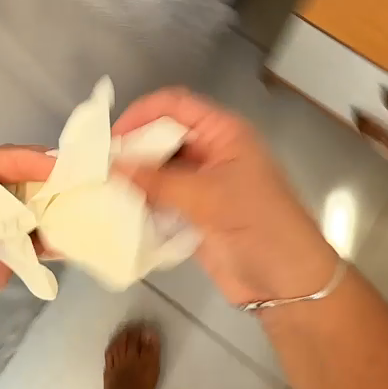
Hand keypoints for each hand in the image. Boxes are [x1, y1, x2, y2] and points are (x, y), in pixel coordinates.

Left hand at [0, 146, 55, 388]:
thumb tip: (17, 199)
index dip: (17, 160)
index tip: (54, 163)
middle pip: (3, 186)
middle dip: (37, 182)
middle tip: (77, 182)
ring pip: (17, 215)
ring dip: (45, 211)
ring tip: (79, 208)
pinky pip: (23, 246)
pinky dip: (44, 242)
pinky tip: (66, 240)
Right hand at [115, 89, 339, 306]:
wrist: (288, 282)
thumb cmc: (259, 225)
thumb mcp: (209, 197)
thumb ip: (159, 181)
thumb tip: (113, 165)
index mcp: (223, 133)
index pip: (176, 105)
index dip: (142, 114)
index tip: (112, 137)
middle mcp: (212, 152)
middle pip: (164, 136)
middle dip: (133, 148)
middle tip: (99, 168)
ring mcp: (203, 184)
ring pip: (160, 169)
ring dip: (134, 178)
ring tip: (102, 190)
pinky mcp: (195, 214)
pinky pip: (161, 200)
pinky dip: (141, 203)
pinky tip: (118, 211)